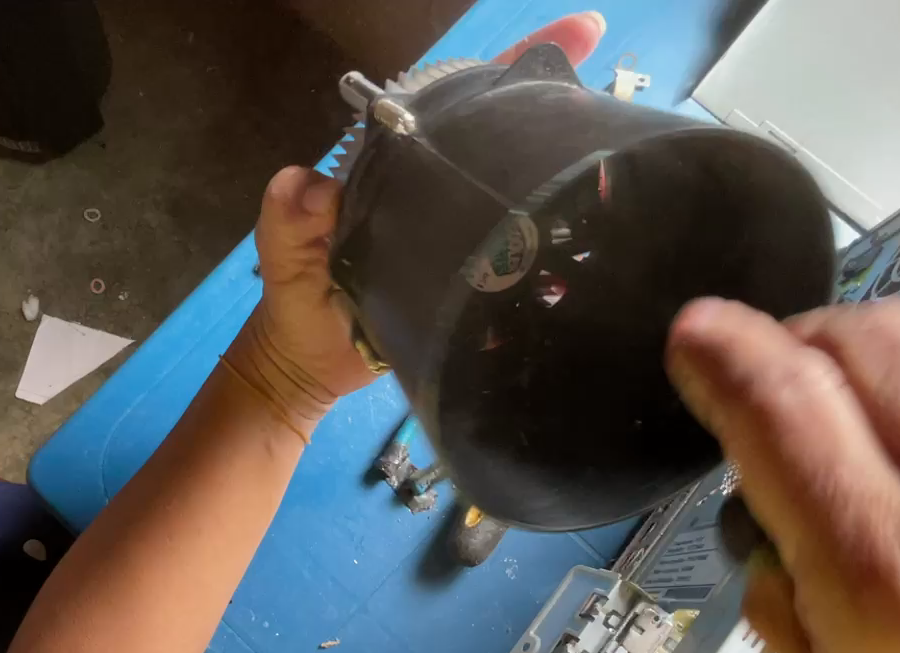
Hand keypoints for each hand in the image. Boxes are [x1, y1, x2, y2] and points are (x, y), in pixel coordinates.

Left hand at [231, 13, 609, 428]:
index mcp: (394, 172)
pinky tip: (587, 248)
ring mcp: (453, 242)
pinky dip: (548, 253)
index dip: (510, 71)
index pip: (452, 106)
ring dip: (561, 183)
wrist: (312, 369)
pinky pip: (512, 263)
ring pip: (511, 201)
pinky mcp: (467, 288)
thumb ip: (287, 222)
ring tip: (616, 169)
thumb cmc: (296, 308)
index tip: (577, 37)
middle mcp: (431, 196)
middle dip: (555, 112)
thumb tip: (309, 187)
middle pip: (497, 144)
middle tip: (611, 100)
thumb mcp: (284, 258)